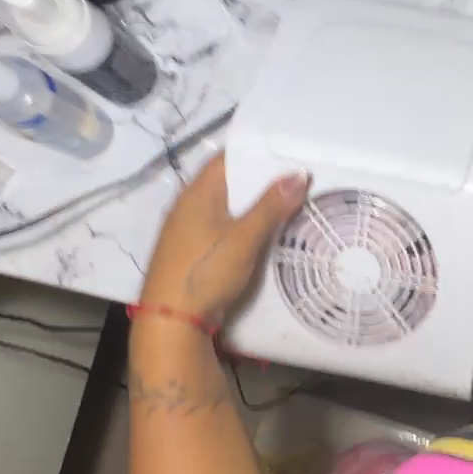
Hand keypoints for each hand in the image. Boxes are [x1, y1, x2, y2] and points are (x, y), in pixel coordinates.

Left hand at [140, 152, 309, 326]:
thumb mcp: (244, 238)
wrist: (172, 320)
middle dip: (263, 180)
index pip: (228, 158)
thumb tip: (300, 174)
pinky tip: (267, 233)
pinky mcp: (194, 250)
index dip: (258, 152)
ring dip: (256, 204)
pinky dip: (246, 224)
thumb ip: (271, 206)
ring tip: (292, 202)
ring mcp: (189, 229)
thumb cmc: (206, 272)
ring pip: (228, 206)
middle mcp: (189, 205)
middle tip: (300, 178)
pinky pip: (225, 226)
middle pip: (230, 182)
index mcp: (198, 193)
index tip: (290, 153)